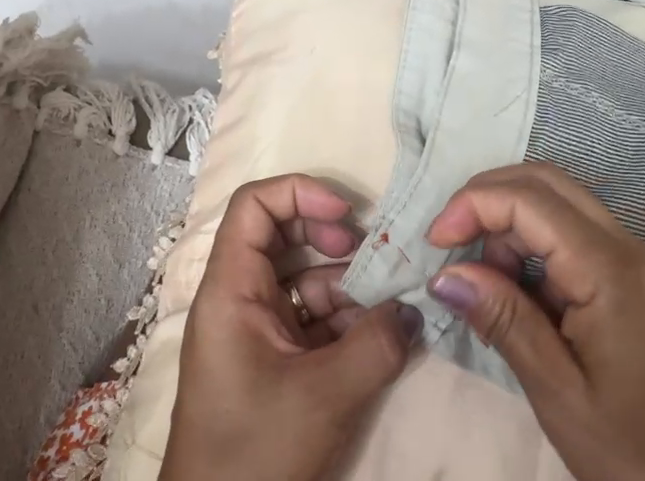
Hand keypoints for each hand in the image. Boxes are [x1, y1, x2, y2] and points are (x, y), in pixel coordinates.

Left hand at [162, 174, 421, 480]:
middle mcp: (240, 298)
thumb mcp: (324, 395)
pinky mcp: (274, 360)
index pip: (255, 206)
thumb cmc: (256, 452)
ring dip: (349, 286)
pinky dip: (346, 321)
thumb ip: (376, 344)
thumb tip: (414, 308)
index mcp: (231, 289)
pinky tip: (379, 334)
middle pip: (284, 237)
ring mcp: (257, 330)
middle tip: (377, 257)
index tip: (349, 216)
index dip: (301, 193)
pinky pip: (312, 319)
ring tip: (392, 302)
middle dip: (334, 241)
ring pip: (305, 281)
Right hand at [425, 164, 644, 480]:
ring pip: (560, 205)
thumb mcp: (558, 393)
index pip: (529, 198)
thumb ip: (503, 320)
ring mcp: (636, 263)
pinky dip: (534, 247)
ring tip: (481, 282)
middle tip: (448, 246)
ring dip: (510, 223)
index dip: (472, 205)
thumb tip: (445, 272)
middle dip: (487, 198)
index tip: (433, 244)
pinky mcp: (636, 283)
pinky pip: (575, 238)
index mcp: (608, 268)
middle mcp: (626, 247)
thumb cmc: (635, 451)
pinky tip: (515, 293)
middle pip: (546, 183)